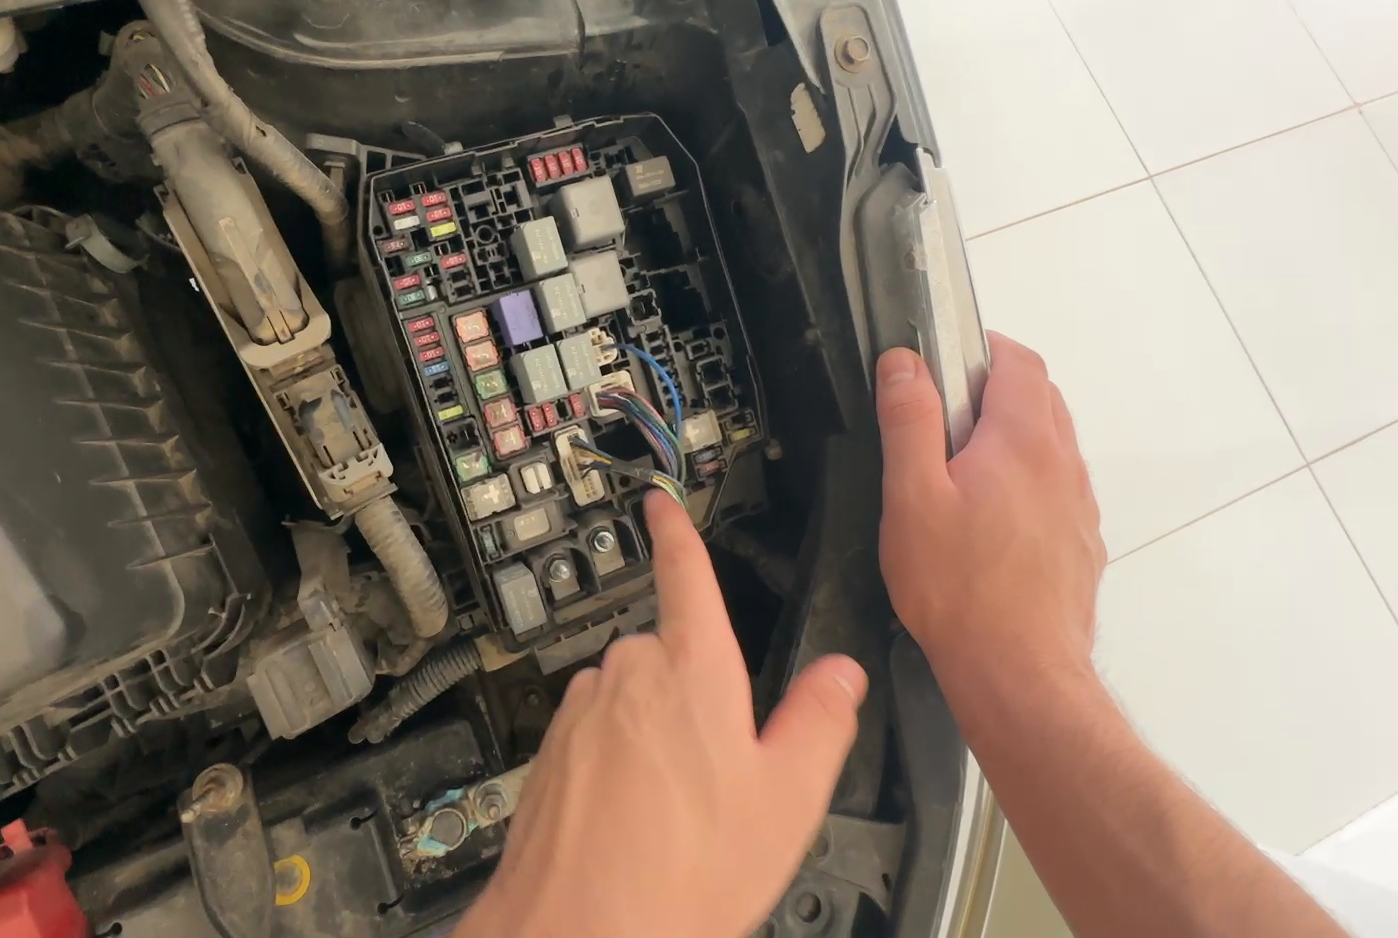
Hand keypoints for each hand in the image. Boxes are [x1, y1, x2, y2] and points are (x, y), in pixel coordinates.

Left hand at [456, 492, 868, 937]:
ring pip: (634, 694)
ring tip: (673, 808)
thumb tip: (841, 674)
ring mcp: (587, 703)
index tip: (660, 502)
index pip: (686, 574)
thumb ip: (818, 720)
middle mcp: (631, 669)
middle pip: (671, 652)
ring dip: (654, 732)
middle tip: (715, 771)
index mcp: (692, 667)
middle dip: (693, 693)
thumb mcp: (784, 798)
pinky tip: (632, 815)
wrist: (578, 927)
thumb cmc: (683, 869)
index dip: (675, 531)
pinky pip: (598, 727)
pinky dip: (617, 755)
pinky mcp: (556, 739)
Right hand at [873, 333, 1105, 682]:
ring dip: (1012, 434)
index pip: (1020, 363)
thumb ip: (910, 421)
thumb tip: (904, 361)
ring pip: (1051, 444)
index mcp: (1024, 441)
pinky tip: (988, 519)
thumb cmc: (955, 580)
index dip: (984, 348)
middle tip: (940, 415)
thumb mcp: (912, 494)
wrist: (1018, 671)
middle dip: (995, 388)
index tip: (943, 361)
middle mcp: (1063, 464)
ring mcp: (1080, 506)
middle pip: (1042, 398)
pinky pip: (1056, 487)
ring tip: (959, 469)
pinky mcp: (1081, 543)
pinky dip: (1026, 476)